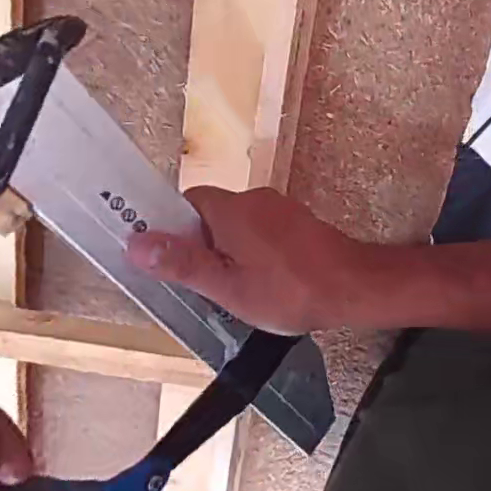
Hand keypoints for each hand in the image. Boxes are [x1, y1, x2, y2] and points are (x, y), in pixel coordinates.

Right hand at [125, 186, 379, 332]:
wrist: (355, 287)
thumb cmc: (288, 291)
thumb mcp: (227, 287)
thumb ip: (182, 264)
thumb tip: (135, 243)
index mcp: (230, 209)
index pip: (185, 204)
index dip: (172, 229)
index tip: (170, 259)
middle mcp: (254, 199)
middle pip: (211, 215)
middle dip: (203, 246)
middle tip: (204, 283)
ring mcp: (281, 209)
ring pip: (238, 226)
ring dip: (231, 252)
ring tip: (237, 289)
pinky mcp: (300, 223)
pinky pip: (264, 233)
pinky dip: (256, 253)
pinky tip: (266, 282)